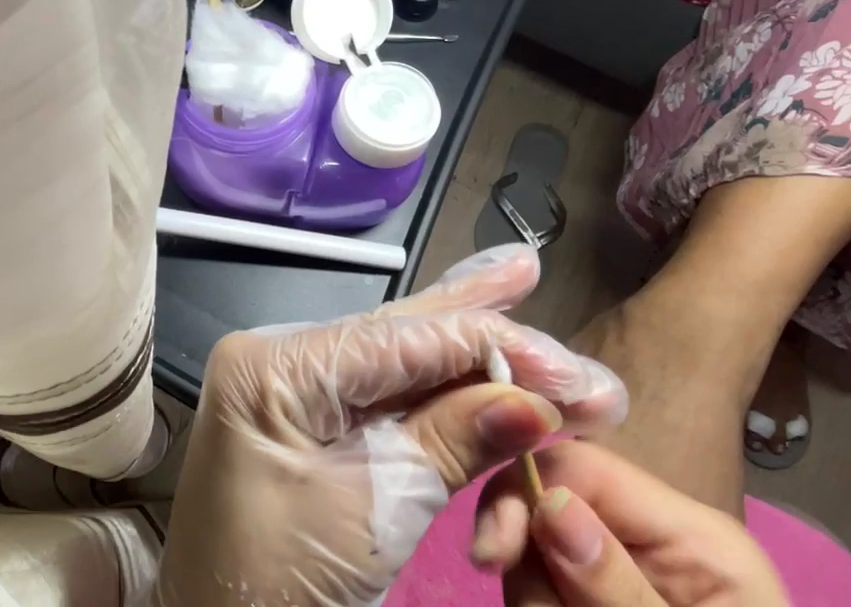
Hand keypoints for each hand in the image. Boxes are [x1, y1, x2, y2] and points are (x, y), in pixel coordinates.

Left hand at [149, 245, 628, 606]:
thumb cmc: (283, 576)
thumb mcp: (376, 508)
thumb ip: (453, 441)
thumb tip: (537, 400)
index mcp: (277, 364)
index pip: (399, 338)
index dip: (488, 342)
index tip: (573, 365)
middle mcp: (278, 353)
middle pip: (392, 331)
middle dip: (472, 320)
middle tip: (532, 274)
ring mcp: (286, 380)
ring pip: (388, 352)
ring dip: (458, 339)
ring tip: (510, 279)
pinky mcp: (301, 412)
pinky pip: (375, 387)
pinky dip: (430, 377)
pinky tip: (465, 338)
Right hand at [473, 442, 788, 605]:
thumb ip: (618, 585)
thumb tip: (548, 502)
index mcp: (693, 532)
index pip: (579, 466)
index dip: (522, 494)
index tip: (489, 559)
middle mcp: (654, 534)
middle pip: (545, 507)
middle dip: (528, 566)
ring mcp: (626, 566)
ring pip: (534, 552)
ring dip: (534, 597)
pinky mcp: (602, 593)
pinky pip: (544, 584)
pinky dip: (540, 605)